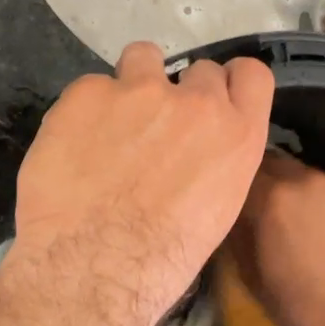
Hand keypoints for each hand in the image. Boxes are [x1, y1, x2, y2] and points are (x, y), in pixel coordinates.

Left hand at [14, 42, 274, 316]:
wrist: (92, 268)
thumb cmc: (161, 260)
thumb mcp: (216, 210)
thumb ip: (216, 159)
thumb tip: (195, 147)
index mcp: (236, 135)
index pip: (251, 74)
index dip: (230, 82)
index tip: (212, 95)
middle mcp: (196, 101)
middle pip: (198, 69)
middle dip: (180, 92)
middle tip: (155, 126)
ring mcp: (140, 90)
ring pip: (143, 57)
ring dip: (133, 82)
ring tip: (112, 120)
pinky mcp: (88, 92)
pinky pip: (91, 86)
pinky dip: (84, 111)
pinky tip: (73, 145)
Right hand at [229, 152, 324, 325]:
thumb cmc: (301, 305)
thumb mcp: (253, 277)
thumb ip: (238, 237)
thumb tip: (232, 218)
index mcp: (271, 197)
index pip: (241, 172)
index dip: (233, 186)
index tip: (229, 200)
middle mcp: (303, 178)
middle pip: (272, 163)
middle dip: (262, 180)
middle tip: (258, 206)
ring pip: (302, 174)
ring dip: (292, 189)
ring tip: (294, 218)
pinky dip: (319, 199)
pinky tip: (324, 226)